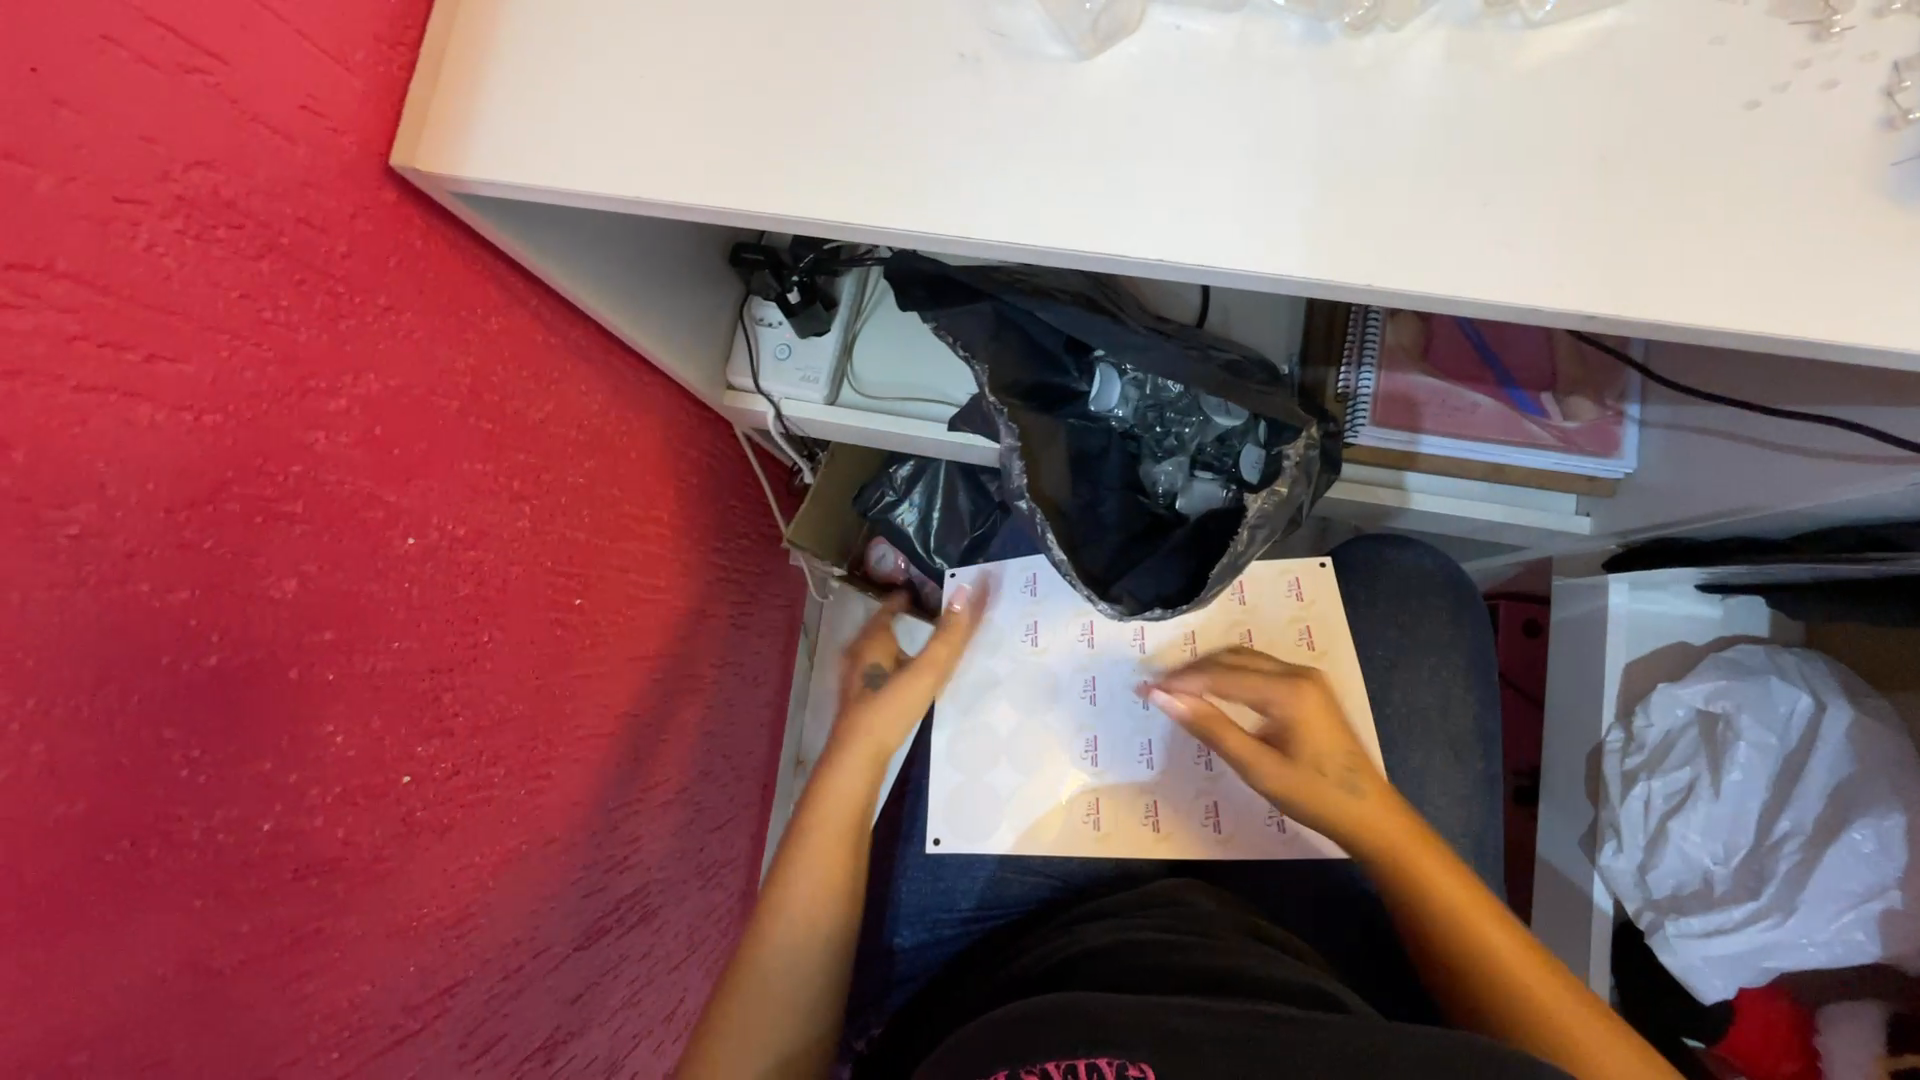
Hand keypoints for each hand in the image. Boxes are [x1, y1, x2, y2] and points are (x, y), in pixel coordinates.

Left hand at [827, 584, 985, 768]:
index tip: (923, 594)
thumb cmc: (891, 706)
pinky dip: (891, 667)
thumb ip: (950, 634)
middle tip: (924, 615)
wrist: (858, 755)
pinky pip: (877, 672)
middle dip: (899, 620)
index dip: (906, 598)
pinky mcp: (858, 700)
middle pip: (880, 628)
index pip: (890, 607)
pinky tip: (901, 680)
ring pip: (877, 652)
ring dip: (895, 645)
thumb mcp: (927, 669)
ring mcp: (855, 678)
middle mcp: (859, 653)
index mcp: (872, 639)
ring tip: (916, 647)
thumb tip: (967, 589)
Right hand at [1148, 647, 1406, 850]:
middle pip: (1231, 658)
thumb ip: (1210, 727)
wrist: (1369, 814)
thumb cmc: (1313, 796)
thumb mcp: (1256, 767)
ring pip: (1244, 659)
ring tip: (1177, 689)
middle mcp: (1297, 673)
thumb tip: (1164, 698)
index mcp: (1287, 691)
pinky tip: (1211, 691)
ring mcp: (1306, 677)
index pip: (1219, 675)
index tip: (1145, 689)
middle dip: (1191, 670)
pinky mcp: (1308, 687)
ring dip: (1209, 669)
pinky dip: (1229, 674)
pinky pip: (1259, 668)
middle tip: (1157, 688)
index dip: (1180, 681)